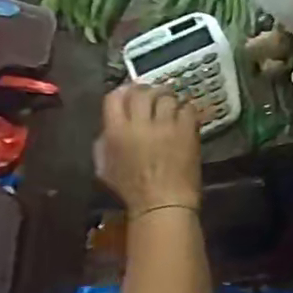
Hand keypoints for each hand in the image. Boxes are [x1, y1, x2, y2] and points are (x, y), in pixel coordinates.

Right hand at [96, 84, 200, 214]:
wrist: (163, 202)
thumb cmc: (132, 189)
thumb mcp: (104, 165)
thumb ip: (105, 139)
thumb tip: (113, 124)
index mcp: (115, 131)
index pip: (115, 98)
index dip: (123, 91)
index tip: (130, 92)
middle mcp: (140, 124)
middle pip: (142, 92)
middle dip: (146, 90)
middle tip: (153, 94)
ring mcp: (166, 126)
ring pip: (166, 97)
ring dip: (167, 97)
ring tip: (169, 102)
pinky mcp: (187, 132)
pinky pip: (188, 109)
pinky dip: (185, 107)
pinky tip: (184, 113)